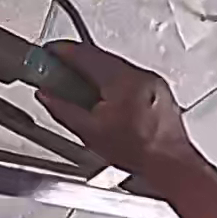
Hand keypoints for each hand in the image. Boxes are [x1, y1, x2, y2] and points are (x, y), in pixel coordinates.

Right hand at [37, 42, 206, 178]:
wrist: (170, 165)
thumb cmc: (138, 152)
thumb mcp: (89, 132)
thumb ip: (63, 109)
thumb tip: (46, 95)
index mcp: (121, 80)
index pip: (85, 54)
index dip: (62, 51)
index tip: (49, 52)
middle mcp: (140, 74)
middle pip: (101, 58)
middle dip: (77, 63)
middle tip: (60, 72)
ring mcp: (152, 81)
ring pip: (116, 68)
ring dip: (95, 73)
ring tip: (81, 90)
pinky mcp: (159, 89)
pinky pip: (130, 78)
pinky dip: (113, 82)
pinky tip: (105, 100)